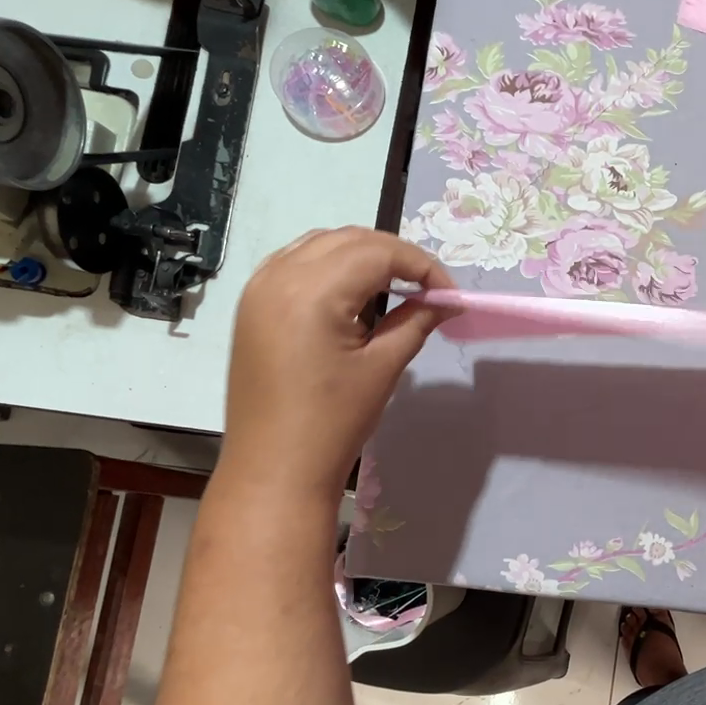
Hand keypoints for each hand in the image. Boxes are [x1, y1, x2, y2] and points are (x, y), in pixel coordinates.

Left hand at [220, 227, 456, 497]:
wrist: (275, 464)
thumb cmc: (334, 421)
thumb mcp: (383, 368)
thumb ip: (416, 322)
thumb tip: (448, 301)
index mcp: (312, 291)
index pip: (378, 252)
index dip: (422, 266)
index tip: (451, 296)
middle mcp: (280, 276)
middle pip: (350, 240)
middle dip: (397, 257)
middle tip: (431, 291)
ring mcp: (260, 287)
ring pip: (322, 245)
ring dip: (366, 257)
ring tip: (399, 291)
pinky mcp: (254, 304)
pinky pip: (298, 263)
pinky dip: (334, 267)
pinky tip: (357, 296)